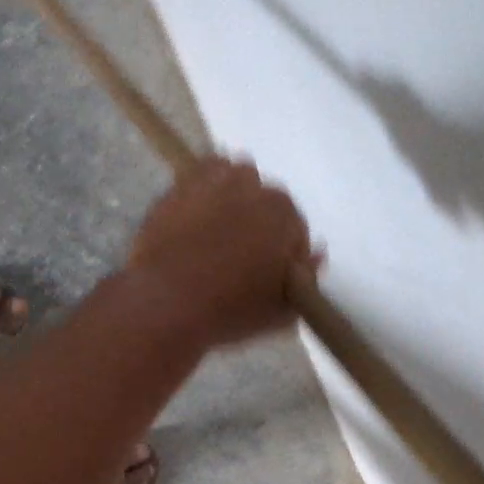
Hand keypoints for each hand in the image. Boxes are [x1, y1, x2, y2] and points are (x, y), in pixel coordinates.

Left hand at [126, 156, 315, 346]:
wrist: (165, 302)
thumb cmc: (229, 311)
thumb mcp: (280, 310)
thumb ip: (306, 279)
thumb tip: (317, 254)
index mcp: (284, 216)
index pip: (295, 230)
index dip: (284, 254)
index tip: (268, 276)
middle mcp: (255, 187)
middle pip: (266, 204)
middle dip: (259, 226)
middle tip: (240, 259)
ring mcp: (215, 180)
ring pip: (237, 181)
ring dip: (236, 200)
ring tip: (217, 235)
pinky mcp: (181, 183)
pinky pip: (204, 173)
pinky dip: (207, 186)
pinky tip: (199, 214)